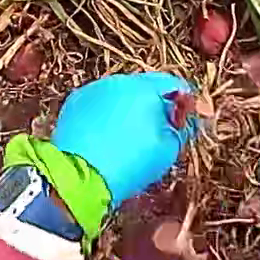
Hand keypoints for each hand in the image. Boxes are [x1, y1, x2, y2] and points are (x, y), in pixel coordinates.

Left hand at [51, 72, 194, 205]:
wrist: (81, 178)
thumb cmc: (129, 163)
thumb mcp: (168, 148)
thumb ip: (181, 126)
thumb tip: (183, 118)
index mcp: (146, 87)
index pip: (174, 84)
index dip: (182, 103)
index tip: (182, 120)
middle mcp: (119, 81)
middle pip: (146, 87)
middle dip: (154, 105)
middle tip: (157, 131)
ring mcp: (95, 89)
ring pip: (122, 93)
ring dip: (129, 108)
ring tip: (127, 137)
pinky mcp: (76, 101)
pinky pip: (100, 102)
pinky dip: (106, 114)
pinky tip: (107, 136)